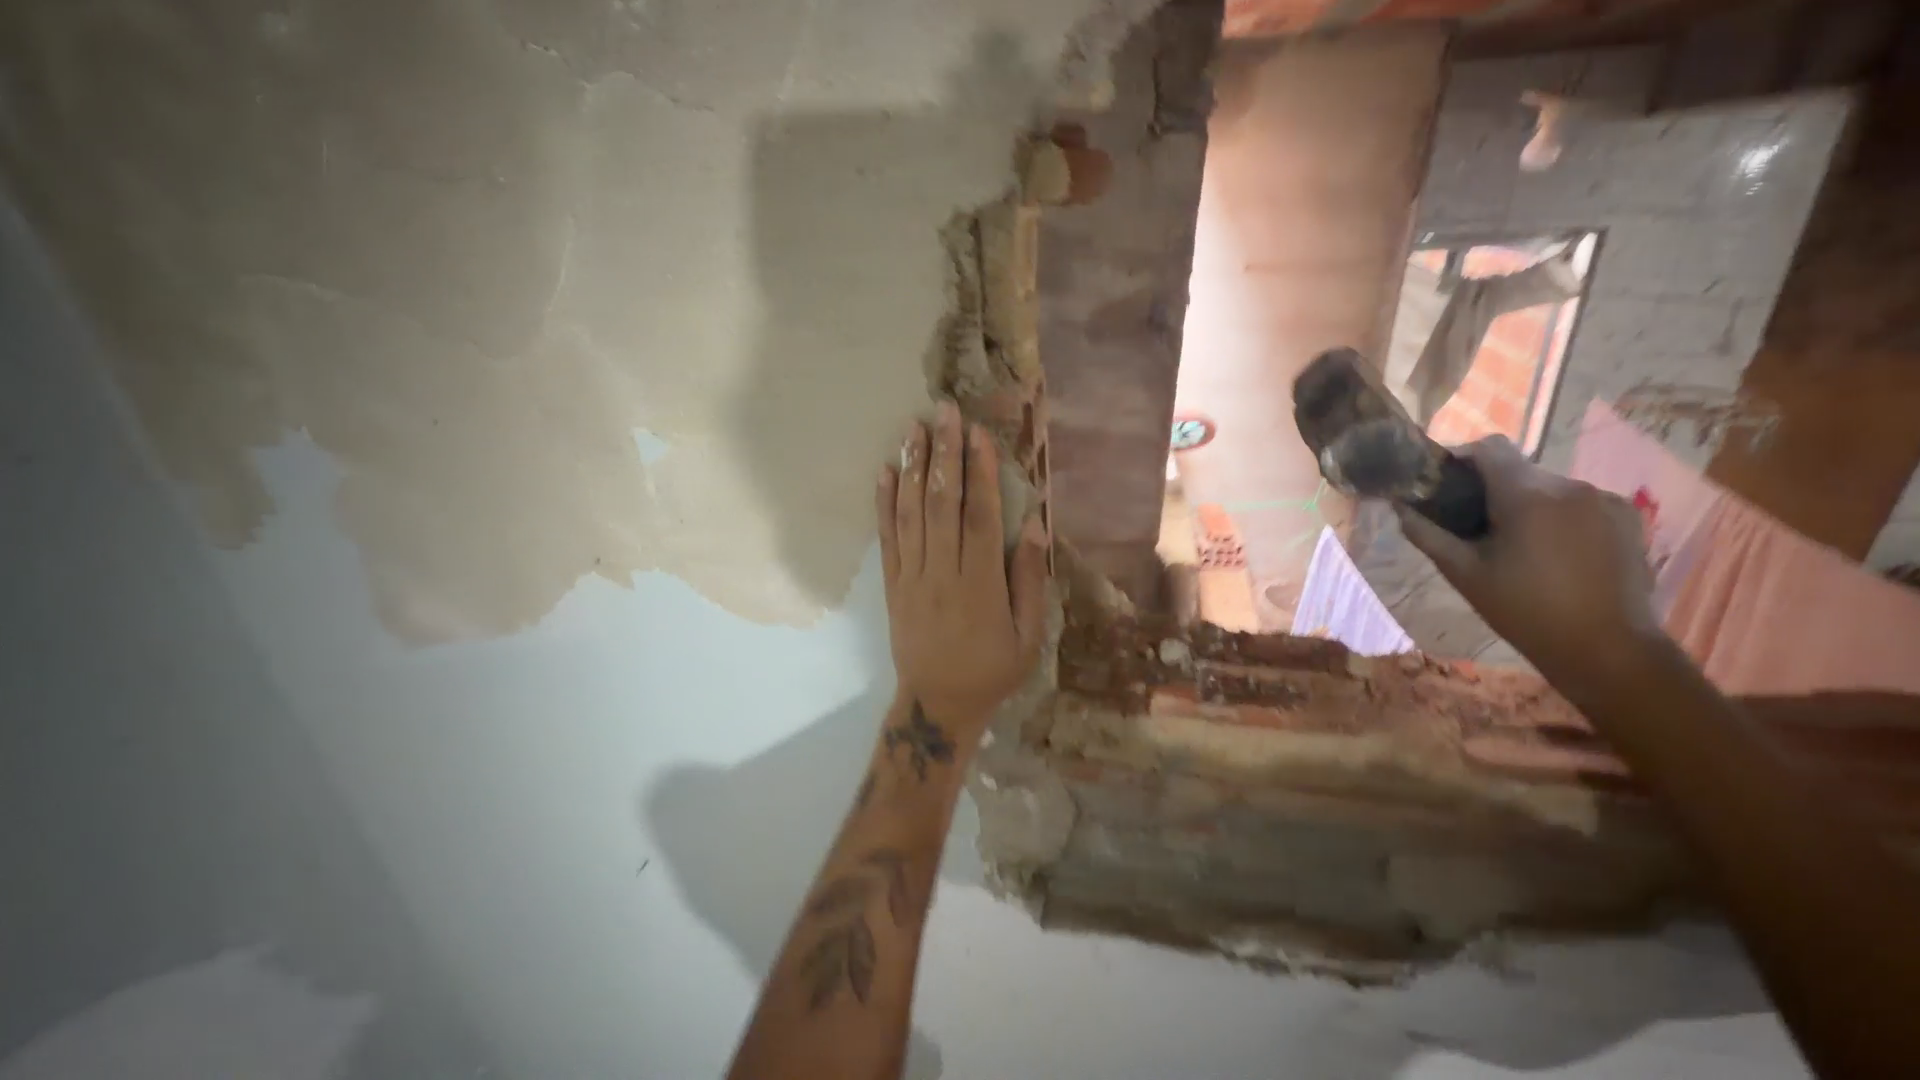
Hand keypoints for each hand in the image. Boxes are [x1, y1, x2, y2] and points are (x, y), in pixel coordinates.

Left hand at [877, 402, 1047, 735]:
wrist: (937, 703)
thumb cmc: (993, 670)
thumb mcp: (1029, 635)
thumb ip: (1029, 580)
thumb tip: (1033, 525)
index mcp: (981, 584)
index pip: (979, 517)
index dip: (980, 473)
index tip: (979, 434)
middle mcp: (942, 572)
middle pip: (942, 504)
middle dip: (944, 455)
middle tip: (945, 412)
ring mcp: (911, 577)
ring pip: (910, 514)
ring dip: (913, 468)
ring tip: (915, 427)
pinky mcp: (892, 584)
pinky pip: (887, 538)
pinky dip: (884, 503)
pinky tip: (885, 471)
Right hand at [1396, 435, 1660, 674]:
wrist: (1608, 651)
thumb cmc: (1525, 613)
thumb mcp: (1465, 575)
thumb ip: (1428, 535)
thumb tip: (1401, 507)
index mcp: (1528, 495)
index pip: (1489, 448)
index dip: (1461, 457)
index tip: (1444, 483)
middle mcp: (1570, 485)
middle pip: (1519, 470)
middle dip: (1493, 490)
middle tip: (1474, 526)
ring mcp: (1605, 500)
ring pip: (1550, 488)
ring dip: (1528, 506)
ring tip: (1518, 546)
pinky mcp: (1628, 518)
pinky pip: (1580, 504)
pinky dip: (1560, 518)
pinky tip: (1555, 555)